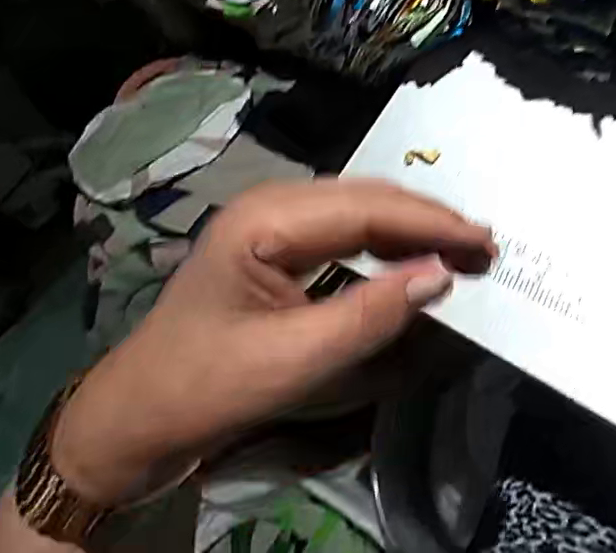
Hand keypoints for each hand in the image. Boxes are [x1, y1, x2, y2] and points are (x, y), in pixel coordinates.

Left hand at [49, 178, 496, 504]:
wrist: (132, 417)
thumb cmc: (201, 388)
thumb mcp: (289, 362)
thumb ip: (369, 315)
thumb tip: (441, 275)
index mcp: (268, 219)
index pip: (371, 209)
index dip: (432, 223)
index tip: (482, 242)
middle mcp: (277, 202)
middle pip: (373, 198)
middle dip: (432, 220)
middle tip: (483, 245)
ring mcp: (279, 216)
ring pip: (368, 207)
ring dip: (417, 227)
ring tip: (462, 246)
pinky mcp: (285, 237)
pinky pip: (354, 226)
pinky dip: (394, 238)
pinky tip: (418, 252)